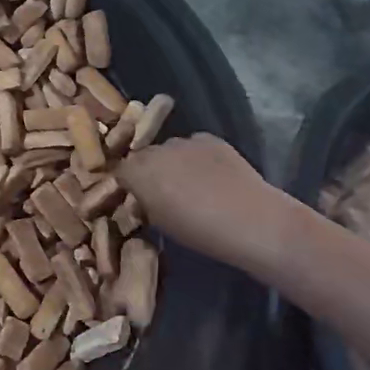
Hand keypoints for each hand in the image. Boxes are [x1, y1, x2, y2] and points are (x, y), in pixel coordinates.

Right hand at [115, 134, 297, 268]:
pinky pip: (194, 145)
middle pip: (144, 156)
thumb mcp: (161, 223)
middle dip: (149, 171)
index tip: (138, 198)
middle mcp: (157, 150)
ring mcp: (185, 141)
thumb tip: (143, 198)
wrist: (248, 219)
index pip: (120, 171)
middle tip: (164, 193)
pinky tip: (212, 175)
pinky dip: (197, 157)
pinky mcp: (211, 139)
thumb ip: (146, 205)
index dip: (128, 184)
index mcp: (138, 173)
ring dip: (173, 163)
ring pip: (170, 149)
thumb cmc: (198, 231)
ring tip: (192, 184)